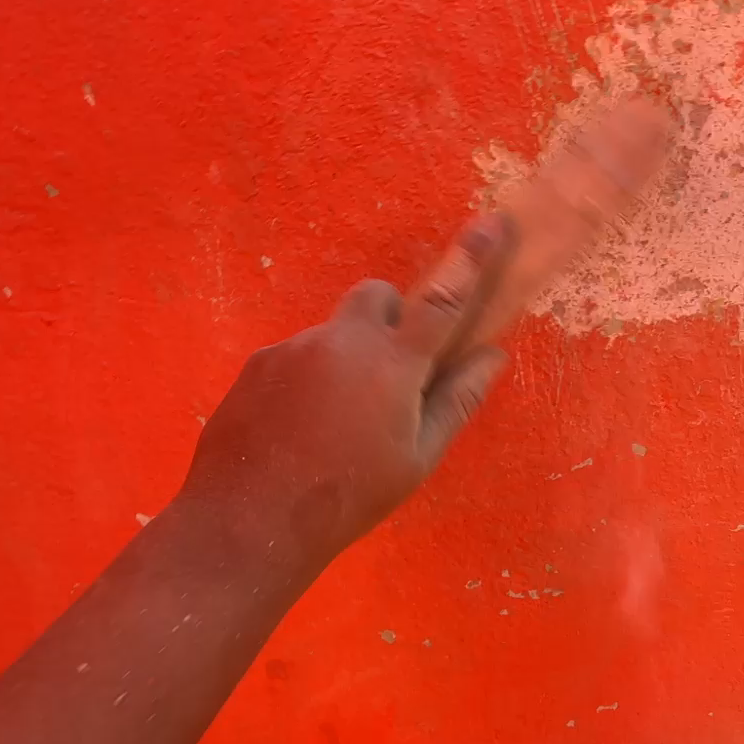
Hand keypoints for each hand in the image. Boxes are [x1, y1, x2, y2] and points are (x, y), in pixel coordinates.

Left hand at [178, 215, 513, 561]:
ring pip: (334, 334)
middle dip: (390, 320)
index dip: (471, 258)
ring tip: (334, 423)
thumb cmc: (352, 495)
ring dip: (346, 360)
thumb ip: (457, 399)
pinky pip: (297, 356)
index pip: (443, 299)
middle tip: (389, 376)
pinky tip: (298, 428)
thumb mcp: (418, 457)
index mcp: (393, 364)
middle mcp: (343, 341)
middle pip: (375, 296)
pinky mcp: (257, 364)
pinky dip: (309, 378)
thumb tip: (492, 356)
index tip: (492, 221)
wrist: (251, 522)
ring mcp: (294, 348)